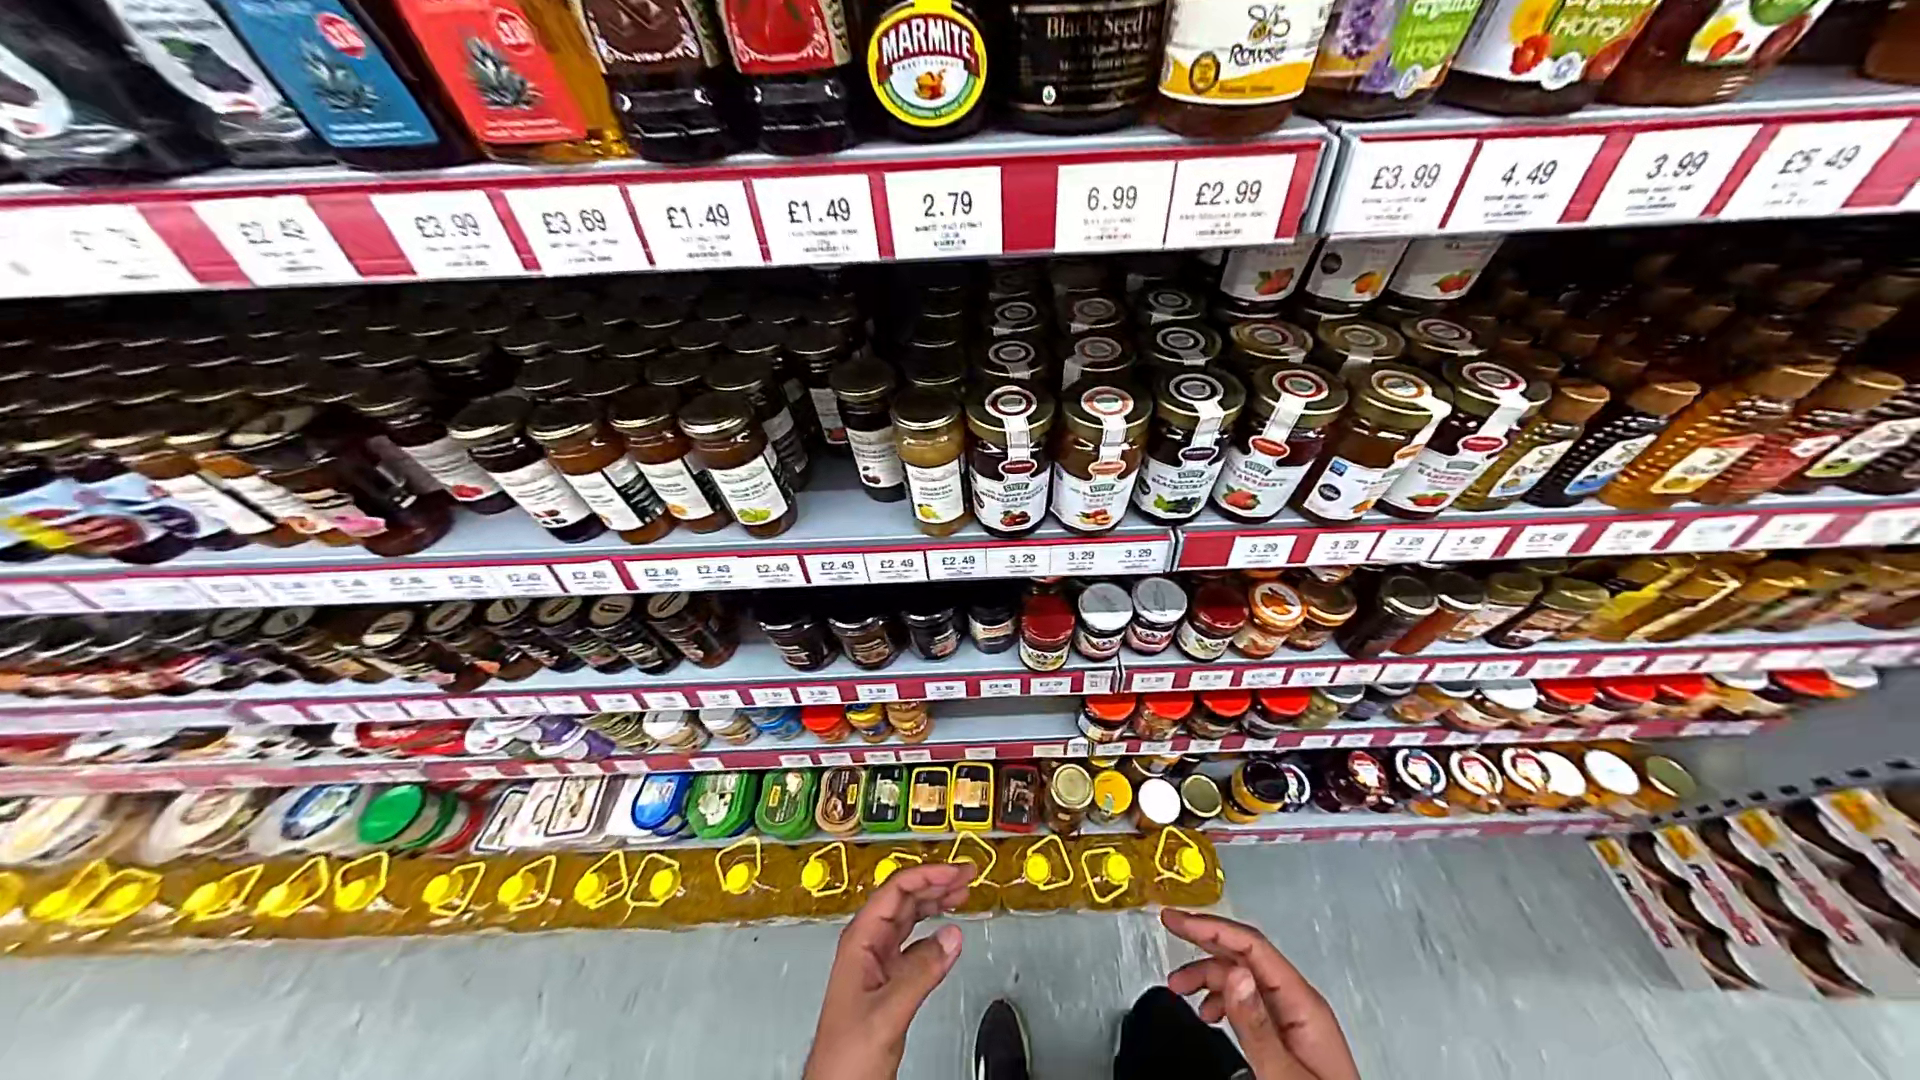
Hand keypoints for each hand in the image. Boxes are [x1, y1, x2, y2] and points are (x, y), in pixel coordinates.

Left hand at [802, 862, 970, 1079]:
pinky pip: (914, 941)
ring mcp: (877, 960)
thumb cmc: (845, 1057)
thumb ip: (921, 972)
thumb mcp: (887, 1012)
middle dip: (936, 882)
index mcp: (860, 940)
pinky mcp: (887, 978)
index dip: (926, 875)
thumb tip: (951, 936)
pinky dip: (934, 930)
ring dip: (935, 901)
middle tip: (965, 874)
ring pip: (910, 916)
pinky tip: (946, 931)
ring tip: (961, 892)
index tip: (953, 871)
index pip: (895, 890)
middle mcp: (868, 944)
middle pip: (904, 898)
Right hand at [1162, 909, 1360, 1079]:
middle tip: (1170, 926)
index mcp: (1303, 1003)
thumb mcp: (1284, 1076)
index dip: (1210, 927)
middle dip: (1203, 940)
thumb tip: (1234, 975)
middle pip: (1244, 954)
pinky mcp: (1285, 1038)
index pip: (1251, 946)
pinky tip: (1206, 1012)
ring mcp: (1292, 1020)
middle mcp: (1298, 1003)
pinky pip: (1246, 1001)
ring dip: (1206, 975)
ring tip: (1178, 986)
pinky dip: (1219, 999)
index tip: (1176, 921)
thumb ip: (1257, 1026)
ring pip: (1242, 978)